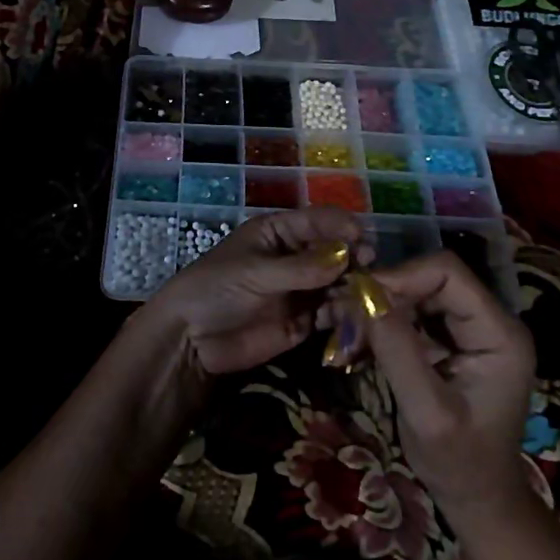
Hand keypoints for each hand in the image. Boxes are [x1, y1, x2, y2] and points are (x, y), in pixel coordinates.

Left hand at [137, 207, 362, 376]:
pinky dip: (346, 316)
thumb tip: (345, 257)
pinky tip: (352, 320)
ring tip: (364, 297)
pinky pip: (334, 314)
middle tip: (369, 270)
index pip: (317, 221)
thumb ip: (299, 268)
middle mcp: (295, 256)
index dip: (341, 227)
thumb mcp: (254, 273)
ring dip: (354, 289)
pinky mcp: (304, 321)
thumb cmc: (214, 289)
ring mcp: (301, 289)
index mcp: (278, 232)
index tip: (361, 239)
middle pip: (336, 252)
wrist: (190, 338)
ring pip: (339, 283)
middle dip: (354, 259)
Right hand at [354, 253, 537, 512]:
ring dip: (372, 310)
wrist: (475, 494)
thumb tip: (363, 297)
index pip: (447, 274)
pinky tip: (350, 346)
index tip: (357, 299)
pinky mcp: (443, 341)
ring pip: (409, 294)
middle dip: (380, 294)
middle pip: (425, 279)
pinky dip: (375, 325)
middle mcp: (485, 322)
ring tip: (339, 333)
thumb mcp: (427, 411)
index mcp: (498, 334)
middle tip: (338, 317)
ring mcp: (464, 330)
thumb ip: (398, 351)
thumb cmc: (460, 461)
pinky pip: (404, 315)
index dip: (400, 276)